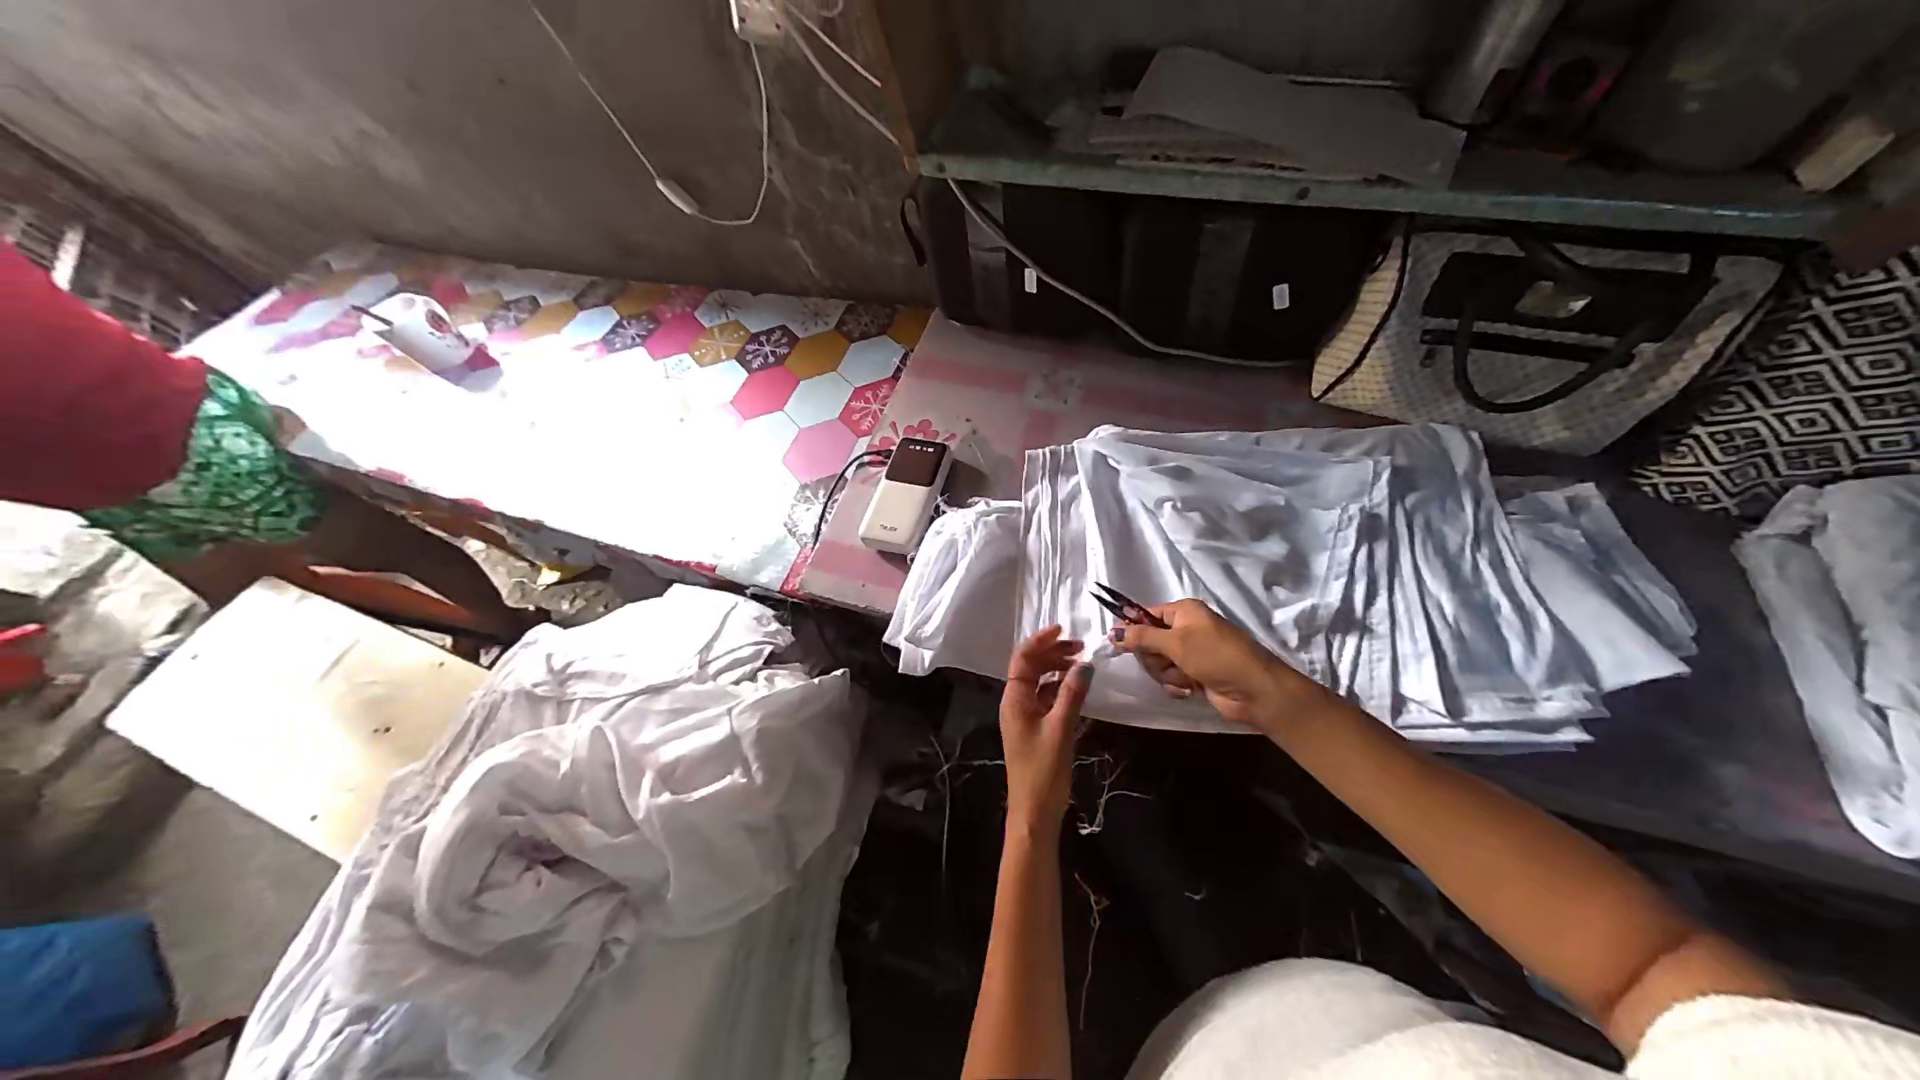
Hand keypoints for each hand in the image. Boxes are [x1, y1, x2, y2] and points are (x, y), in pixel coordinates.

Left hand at [999, 626, 1092, 830]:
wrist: (1034, 813)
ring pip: (1040, 681)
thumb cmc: (1043, 772)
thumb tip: (1085, 664)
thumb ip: (1072, 694)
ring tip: (1083, 665)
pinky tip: (1078, 689)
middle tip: (1081, 648)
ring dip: (1058, 669)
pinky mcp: (1036, 728)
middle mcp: (1016, 703)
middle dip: (1053, 653)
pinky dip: (1061, 688)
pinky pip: (1046, 698)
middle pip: (1031, 667)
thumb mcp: (1060, 730)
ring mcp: (1025, 716)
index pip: (1022, 658)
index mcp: (1013, 699)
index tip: (1063, 629)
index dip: (1040, 640)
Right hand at [1110, 599, 1331, 731]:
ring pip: (1158, 662)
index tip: (1117, 643)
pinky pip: (1171, 677)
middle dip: (1154, 657)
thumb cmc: (1216, 656)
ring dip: (1166, 673)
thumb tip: (1112, 632)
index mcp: (1184, 611)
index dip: (1133, 628)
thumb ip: (1142, 637)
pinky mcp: (1195, 674)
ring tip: (1184, 678)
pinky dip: (1176, 684)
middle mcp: (1187, 629)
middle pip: (1149, 641)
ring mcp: (1191, 653)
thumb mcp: (1176, 642)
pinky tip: (1189, 689)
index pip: (1147, 615)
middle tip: (1166, 662)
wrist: (1254, 690)